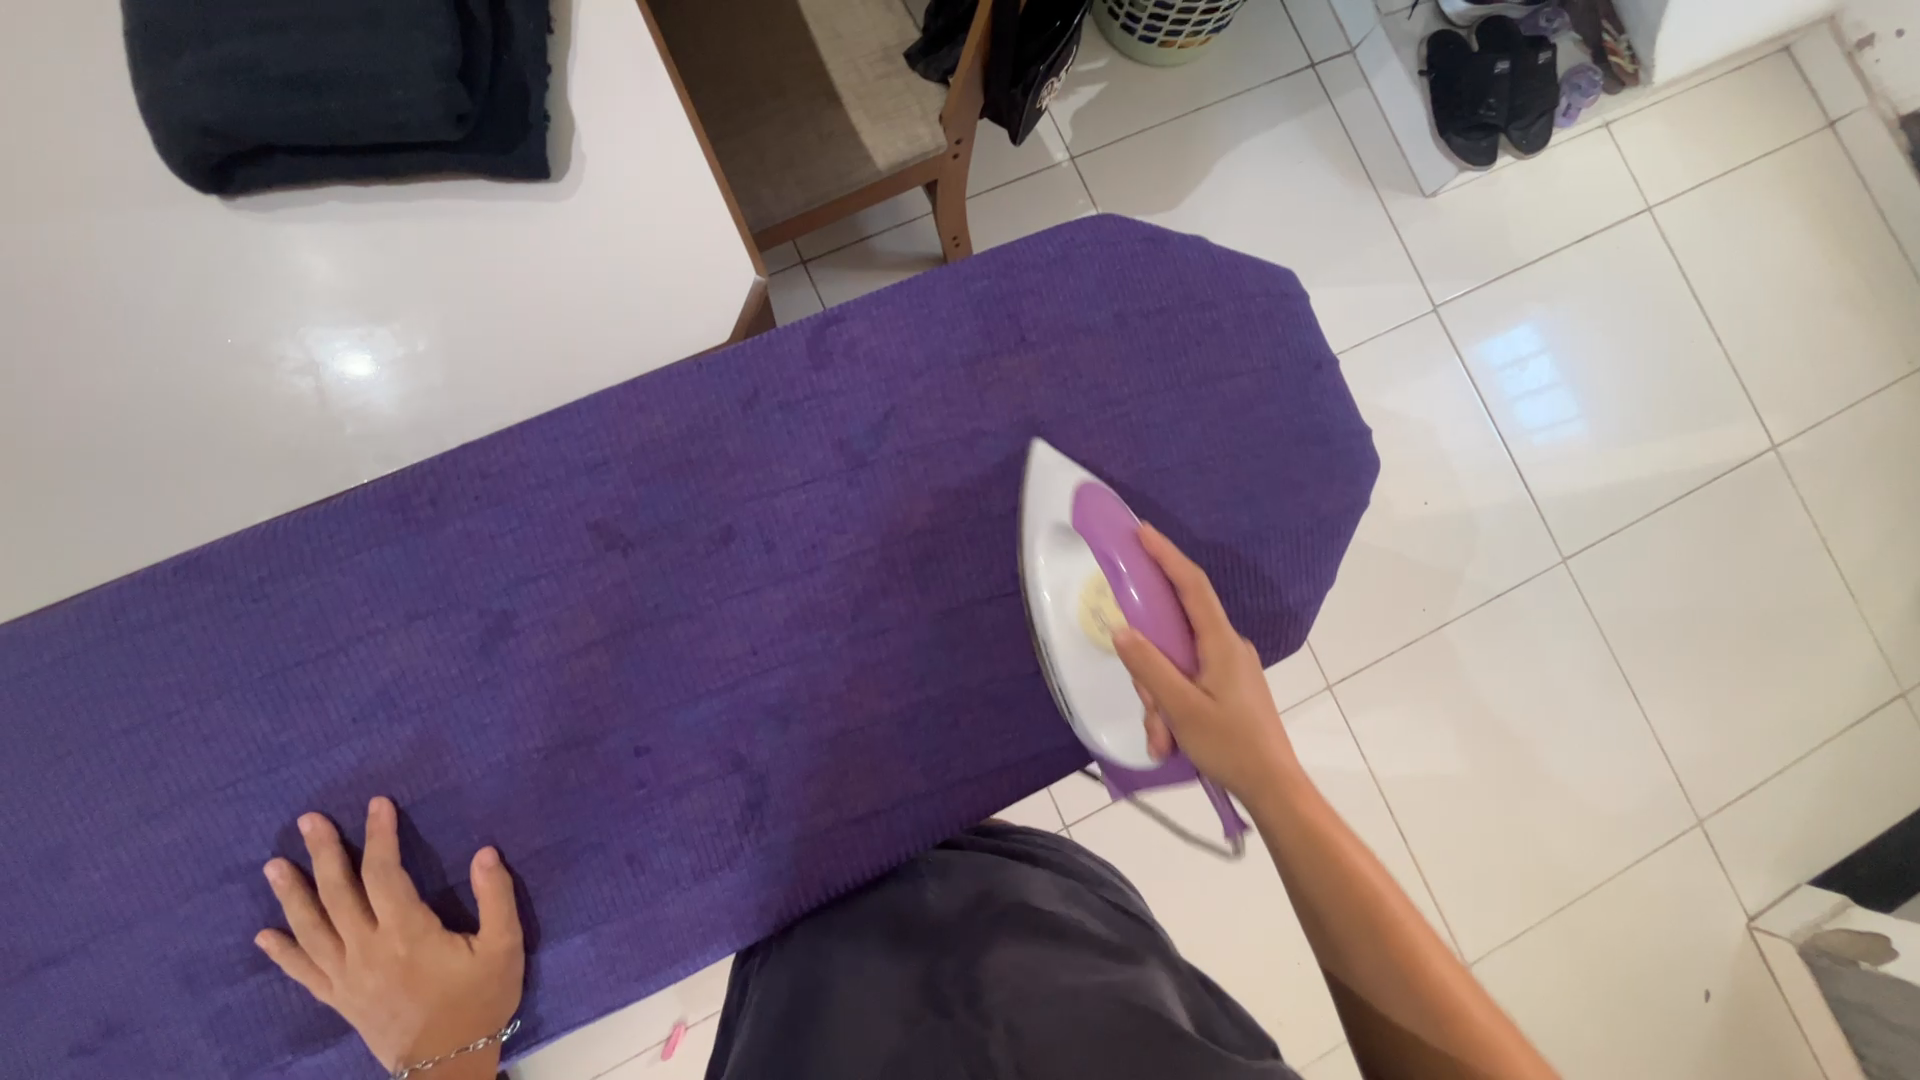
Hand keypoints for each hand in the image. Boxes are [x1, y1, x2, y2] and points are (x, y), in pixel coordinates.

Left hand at [255, 796, 524, 1074]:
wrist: (446, 1064)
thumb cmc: (481, 999)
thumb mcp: (504, 945)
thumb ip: (496, 896)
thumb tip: (485, 852)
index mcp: (406, 932)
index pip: (384, 873)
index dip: (379, 837)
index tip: (378, 805)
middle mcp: (367, 949)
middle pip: (338, 894)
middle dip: (325, 853)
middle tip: (308, 821)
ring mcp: (346, 976)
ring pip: (311, 928)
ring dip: (292, 895)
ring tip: (276, 865)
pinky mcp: (339, 999)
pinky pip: (302, 972)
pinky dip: (282, 952)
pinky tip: (265, 935)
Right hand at [1113, 524, 1300, 799]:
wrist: (1273, 788)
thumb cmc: (1231, 745)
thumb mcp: (1181, 708)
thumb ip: (1148, 666)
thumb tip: (1122, 629)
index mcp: (1221, 643)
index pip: (1191, 585)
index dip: (1166, 556)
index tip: (1141, 532)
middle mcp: (1226, 647)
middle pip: (1173, 635)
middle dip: (1150, 672)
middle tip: (1150, 711)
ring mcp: (1228, 668)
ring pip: (1174, 665)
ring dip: (1159, 700)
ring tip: (1163, 739)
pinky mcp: (1227, 687)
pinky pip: (1186, 682)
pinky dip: (1171, 707)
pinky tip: (1169, 741)